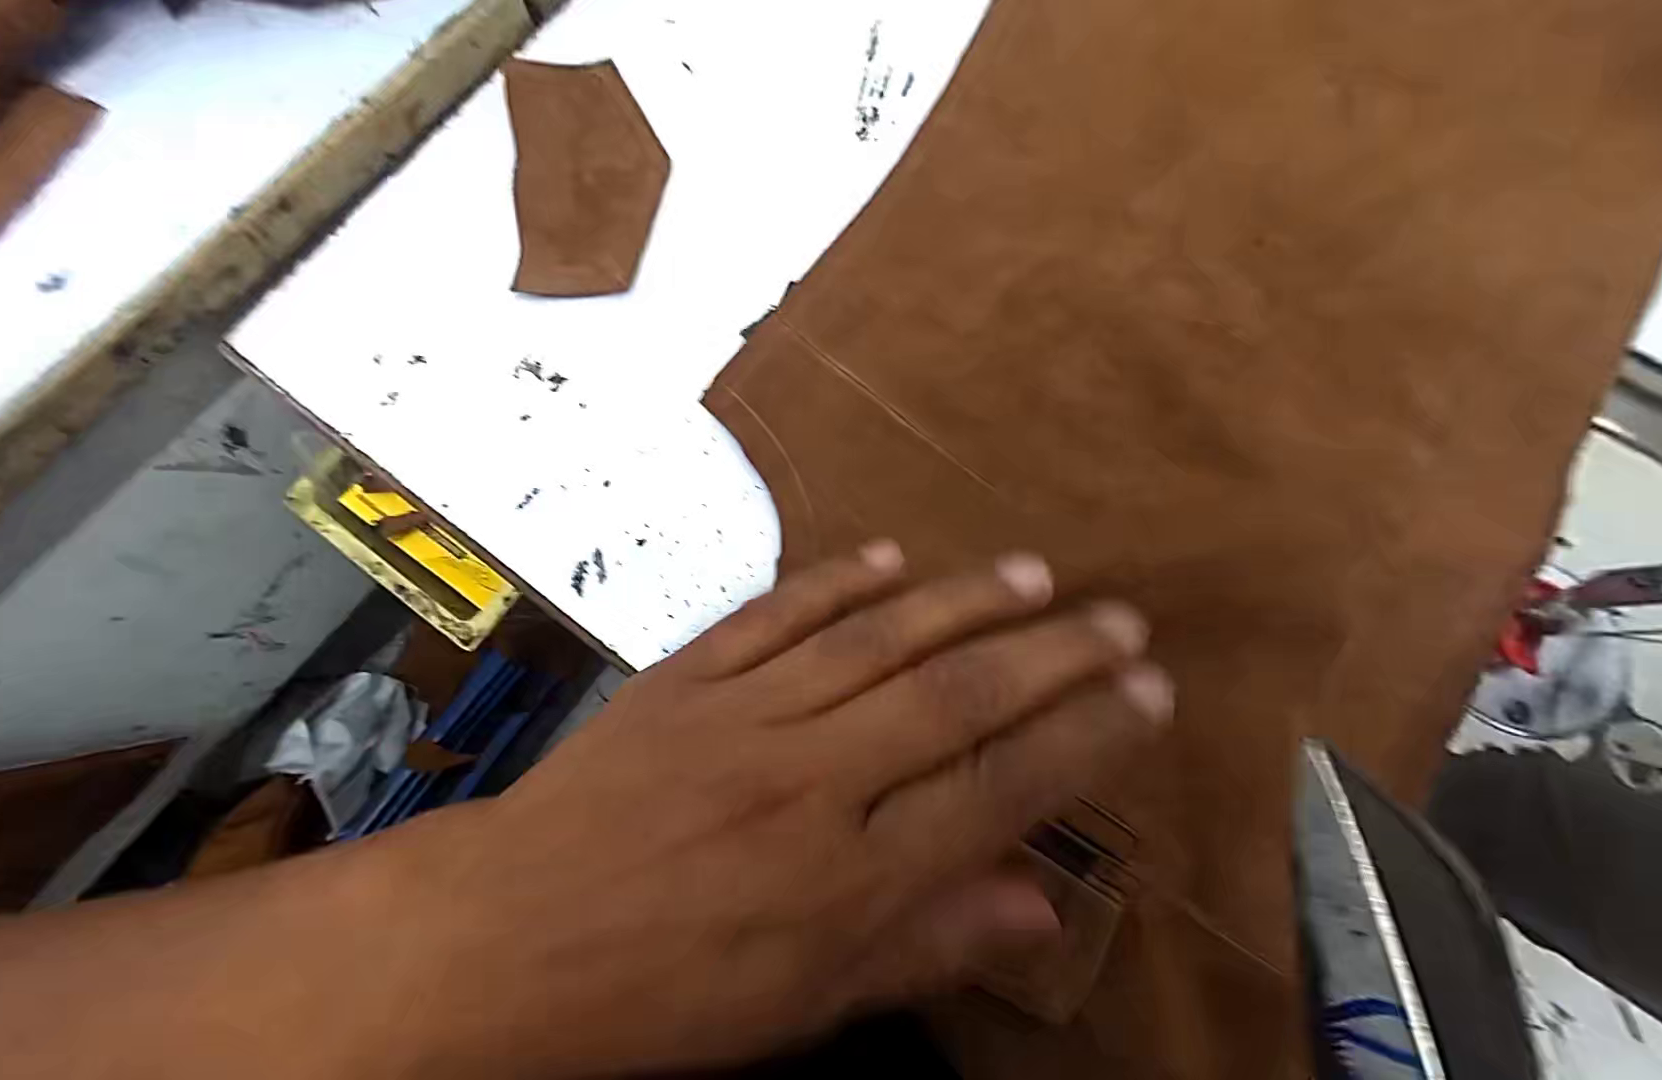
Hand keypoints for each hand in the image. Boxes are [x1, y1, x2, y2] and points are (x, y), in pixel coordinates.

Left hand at [381, 543, 1171, 1077]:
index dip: (1083, 737)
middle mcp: (807, 775)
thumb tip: (1035, 901)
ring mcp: (742, 711)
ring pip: (874, 639)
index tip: (1145, 694)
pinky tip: (889, 556)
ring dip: (959, 599)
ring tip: (1030, 572)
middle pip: (952, 695)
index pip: (998, 789)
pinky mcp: (687, 674)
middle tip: (1116, 618)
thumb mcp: (800, 1002)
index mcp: (845, 875)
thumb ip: (922, 942)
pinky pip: (775, 615)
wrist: (516, 926)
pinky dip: (836, 580)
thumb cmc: (660, 984)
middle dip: (1049, 653)